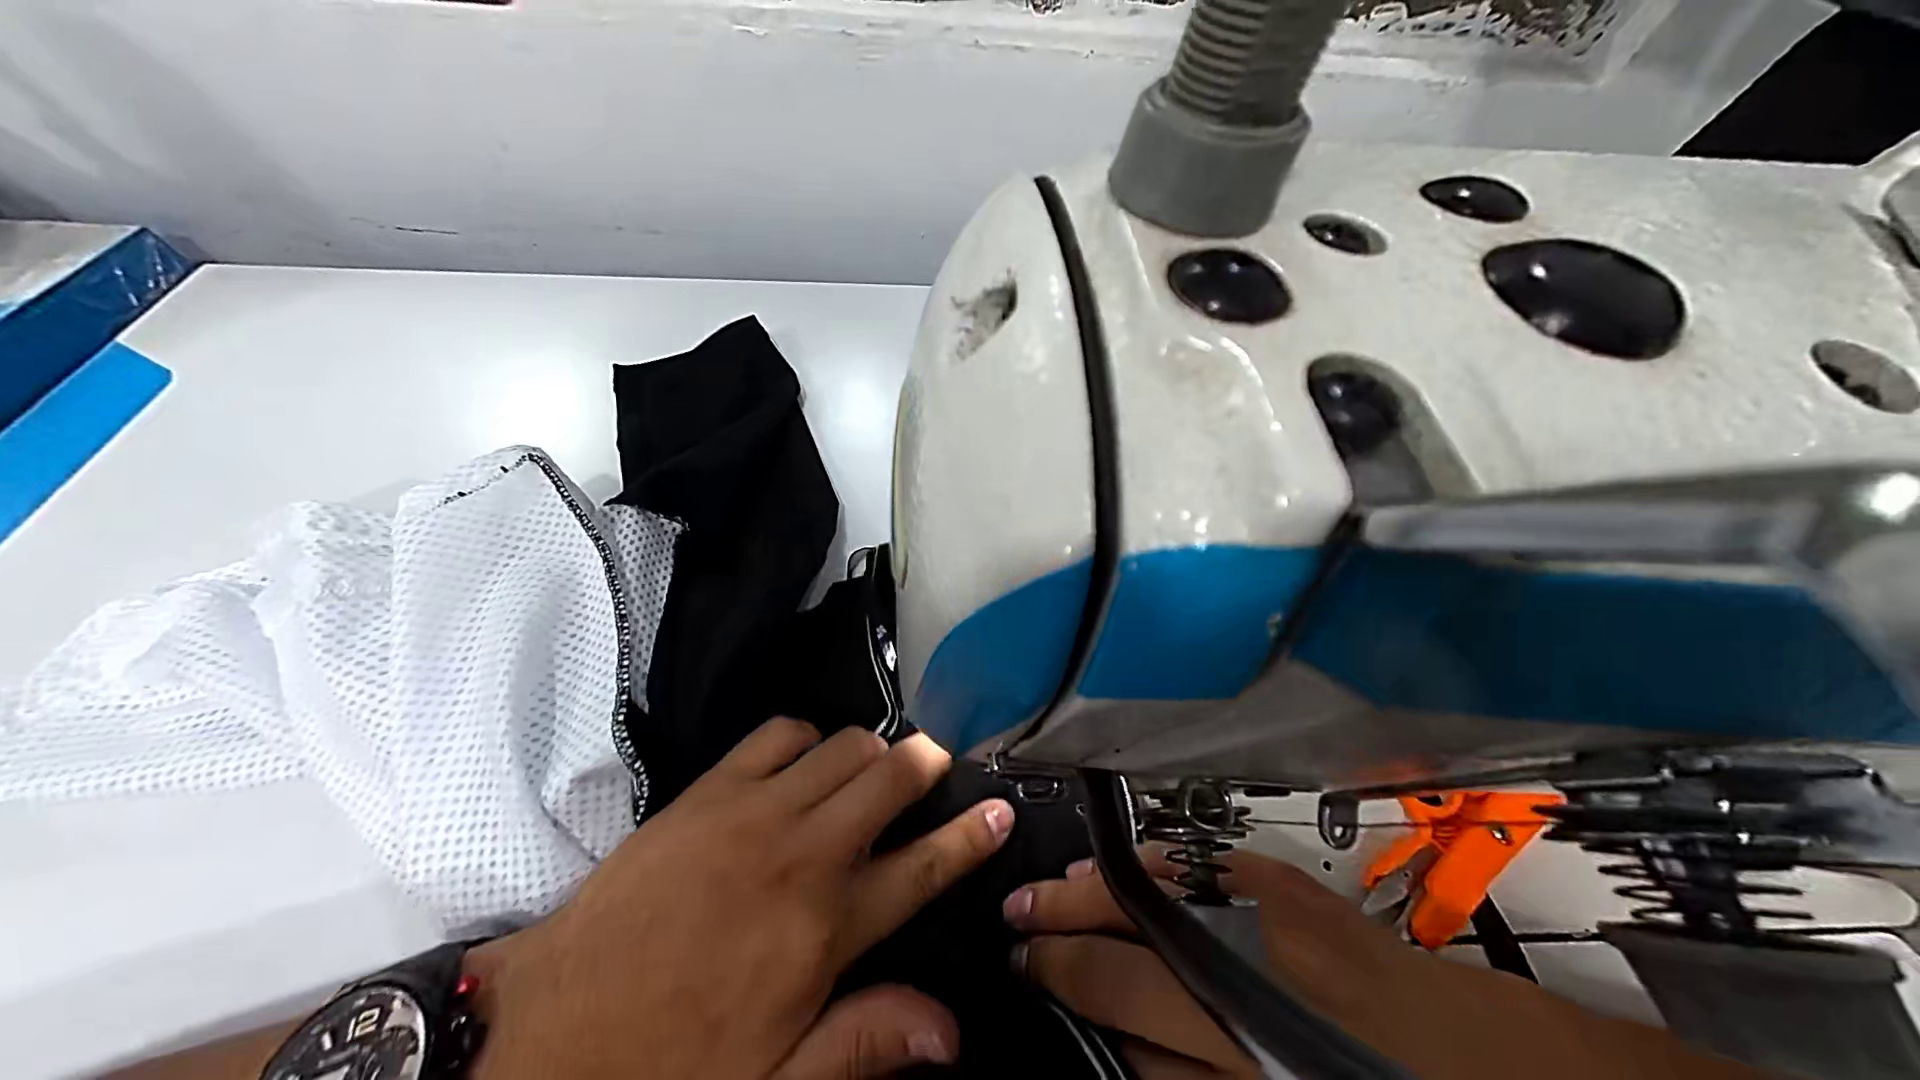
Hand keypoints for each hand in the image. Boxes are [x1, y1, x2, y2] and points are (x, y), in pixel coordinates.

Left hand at [466, 718, 1014, 1079]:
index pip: (923, 867)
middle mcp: (801, 854)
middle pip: (888, 780)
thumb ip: (864, 1043)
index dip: (970, 836)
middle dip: (925, 764)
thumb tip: (949, 1029)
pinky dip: (803, 737)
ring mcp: (752, 812)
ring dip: (867, 751)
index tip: (999, 810)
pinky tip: (802, 759)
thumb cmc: (667, 1063)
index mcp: (825, 929)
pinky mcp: (707, 792)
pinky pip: (776, 734)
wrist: (546, 1035)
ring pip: (841, 747)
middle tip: (935, 764)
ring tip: (871, 766)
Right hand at [1003, 848, 1778, 1079]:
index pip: (1131, 999)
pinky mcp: (1334, 907)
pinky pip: (1235, 875)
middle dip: (1066, 929)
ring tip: (1057, 879)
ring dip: (1111, 887)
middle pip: (1140, 944)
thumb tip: (1128, 1046)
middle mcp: (1270, 977)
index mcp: (1260, 1044)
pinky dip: (1182, 871)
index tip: (1019, 963)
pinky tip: (1151, 866)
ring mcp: (1302, 930)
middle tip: (1012, 912)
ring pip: (1176, 895)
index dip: (1066, 979)